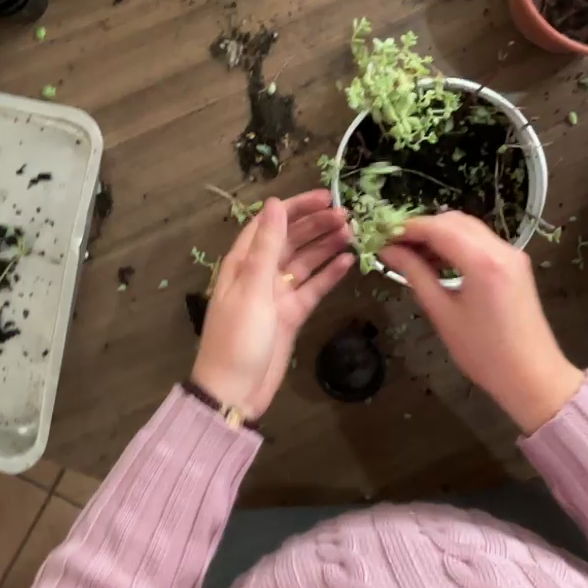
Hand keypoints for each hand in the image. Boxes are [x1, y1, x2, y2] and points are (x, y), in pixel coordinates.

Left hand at [191, 190, 353, 417]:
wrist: (234, 390)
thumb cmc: (237, 337)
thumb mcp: (252, 288)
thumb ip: (266, 246)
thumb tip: (274, 204)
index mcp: (242, 263)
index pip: (270, 224)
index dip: (296, 208)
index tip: (324, 197)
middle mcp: (260, 273)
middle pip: (291, 240)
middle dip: (316, 225)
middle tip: (347, 215)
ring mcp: (278, 294)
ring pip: (305, 261)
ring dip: (326, 246)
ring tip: (352, 232)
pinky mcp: (292, 314)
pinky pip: (313, 287)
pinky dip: (329, 274)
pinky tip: (348, 261)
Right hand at [379, 212, 583, 433]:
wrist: (532, 375)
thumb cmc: (484, 353)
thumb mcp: (442, 313)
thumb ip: (415, 275)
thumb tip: (389, 251)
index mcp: (482, 261)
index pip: (438, 228)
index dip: (406, 228)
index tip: (382, 235)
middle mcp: (500, 248)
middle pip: (454, 221)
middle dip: (422, 228)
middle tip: (394, 245)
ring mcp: (511, 253)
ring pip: (467, 228)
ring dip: (438, 234)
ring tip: (411, 255)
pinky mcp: (515, 263)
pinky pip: (480, 240)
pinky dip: (456, 243)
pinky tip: (437, 261)